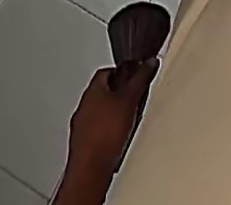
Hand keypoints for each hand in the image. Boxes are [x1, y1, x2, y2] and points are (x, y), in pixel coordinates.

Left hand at [55, 60, 156, 204]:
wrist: (92, 167)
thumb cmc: (106, 132)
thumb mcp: (131, 98)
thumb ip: (141, 78)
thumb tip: (149, 63)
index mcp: (92, 91)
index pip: (105, 71)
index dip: (122, 70)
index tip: (134, 72)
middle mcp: (83, 107)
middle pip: (102, 90)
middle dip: (118, 90)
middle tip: (133, 92)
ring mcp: (81, 126)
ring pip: (99, 110)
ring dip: (112, 110)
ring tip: (128, 114)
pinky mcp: (82, 144)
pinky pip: (96, 128)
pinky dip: (107, 127)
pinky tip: (119, 133)